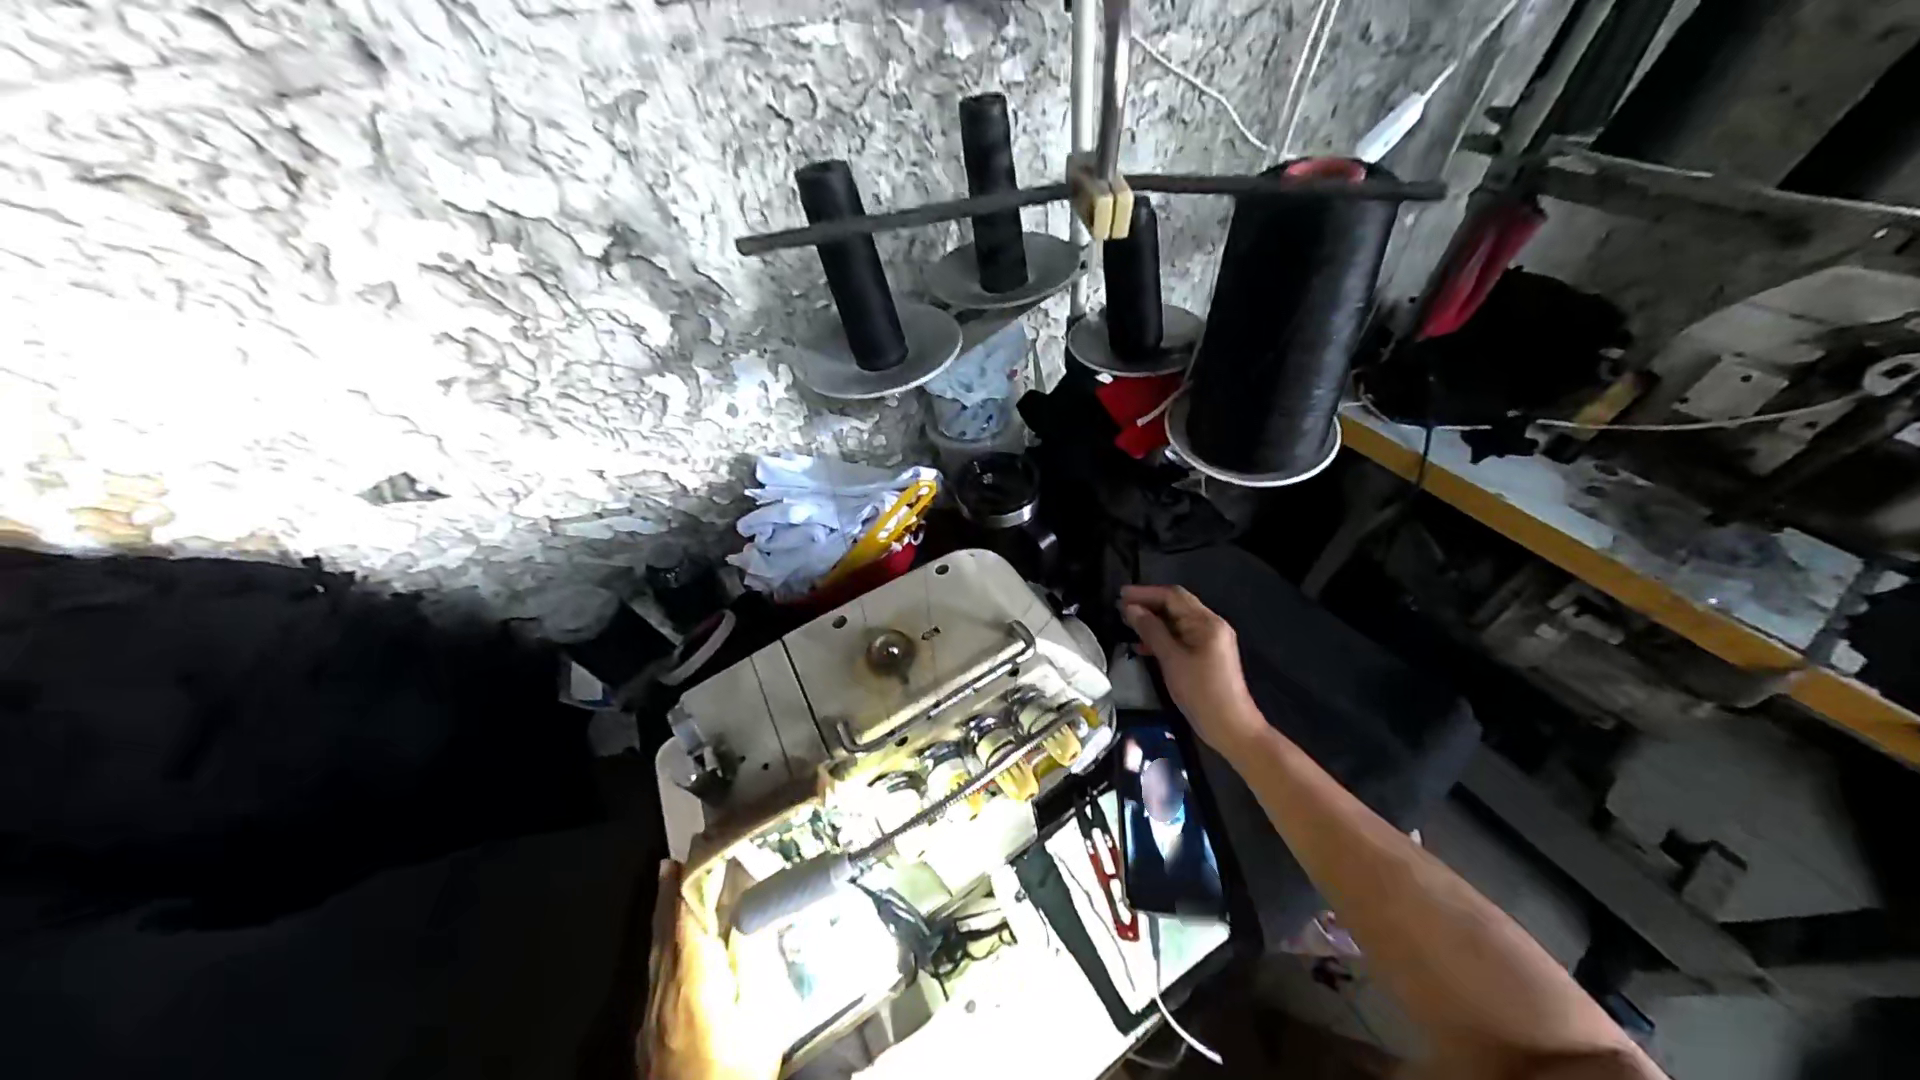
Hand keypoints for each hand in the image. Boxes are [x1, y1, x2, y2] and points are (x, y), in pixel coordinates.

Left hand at [639, 862, 782, 1079]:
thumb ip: (756, 964)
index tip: (693, 855)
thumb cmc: (736, 1072)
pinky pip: (653, 975)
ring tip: (665, 889)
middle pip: (663, 932)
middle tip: (670, 863)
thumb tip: (749, 920)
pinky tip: (669, 948)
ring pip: (654, 954)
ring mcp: (650, 1016)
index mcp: (693, 979)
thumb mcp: (762, 1018)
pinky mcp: (648, 1036)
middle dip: (666, 895)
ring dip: (660, 918)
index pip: (686, 918)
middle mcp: (663, 990)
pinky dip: (661, 946)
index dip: (688, 884)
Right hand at [1120, 585, 1267, 754]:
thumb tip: (1131, 609)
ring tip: (1126, 623)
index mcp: (1206, 622)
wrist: (1231, 728)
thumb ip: (1151, 631)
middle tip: (1120, 607)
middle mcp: (1211, 625)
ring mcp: (1210, 641)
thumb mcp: (1172, 660)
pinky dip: (1161, 637)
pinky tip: (1141, 645)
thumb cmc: (1201, 692)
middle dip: (1148, 604)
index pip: (1173, 596)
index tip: (1121, 594)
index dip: (1145, 593)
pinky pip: (1180, 637)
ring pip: (1177, 621)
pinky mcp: (1206, 655)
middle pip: (1176, 605)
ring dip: (1152, 620)